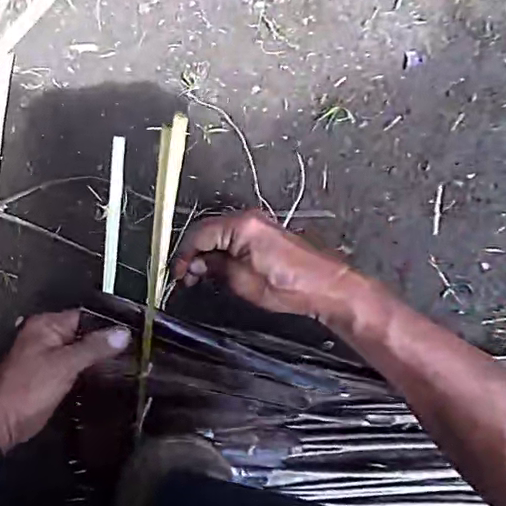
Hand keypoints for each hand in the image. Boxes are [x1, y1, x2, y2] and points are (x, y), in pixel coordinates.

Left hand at [0, 309, 131, 449]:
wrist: (0, 424)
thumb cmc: (26, 390)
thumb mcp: (65, 365)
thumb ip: (94, 347)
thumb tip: (121, 333)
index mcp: (45, 325)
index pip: (84, 316)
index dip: (107, 324)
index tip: (131, 334)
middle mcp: (44, 336)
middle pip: (83, 333)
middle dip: (104, 342)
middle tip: (132, 351)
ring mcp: (46, 357)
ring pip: (79, 351)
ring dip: (96, 357)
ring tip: (125, 363)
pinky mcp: (48, 376)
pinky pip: (73, 366)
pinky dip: (87, 370)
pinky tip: (105, 376)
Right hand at [172, 210, 370, 323]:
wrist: (326, 286)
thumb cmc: (291, 286)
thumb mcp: (243, 283)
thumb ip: (216, 269)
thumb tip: (199, 265)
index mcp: (241, 226)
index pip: (198, 235)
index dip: (184, 256)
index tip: (178, 274)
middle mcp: (248, 219)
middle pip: (207, 231)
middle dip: (193, 254)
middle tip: (187, 277)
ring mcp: (258, 224)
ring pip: (219, 234)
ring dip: (207, 253)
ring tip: (201, 276)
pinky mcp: (265, 232)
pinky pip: (233, 236)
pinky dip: (221, 250)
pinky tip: (219, 268)